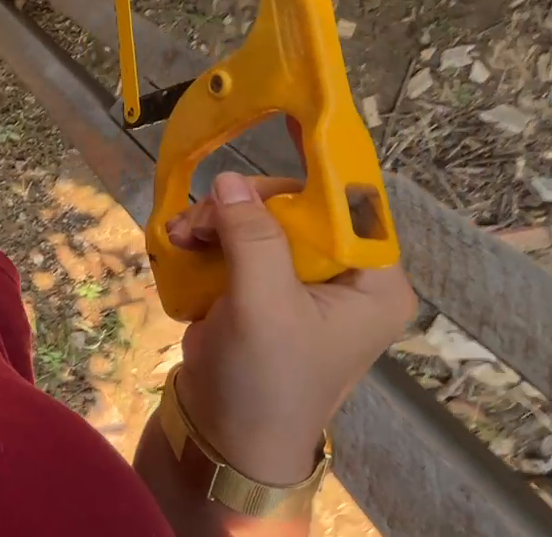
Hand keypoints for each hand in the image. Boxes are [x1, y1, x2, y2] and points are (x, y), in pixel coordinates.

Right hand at [165, 172, 415, 485]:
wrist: (227, 428)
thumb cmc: (265, 376)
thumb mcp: (264, 307)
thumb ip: (253, 239)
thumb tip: (229, 178)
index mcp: (370, 282)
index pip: (350, 206)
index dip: (313, 169)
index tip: (276, 123)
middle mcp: (341, 274)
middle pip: (292, 205)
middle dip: (240, 205)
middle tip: (199, 219)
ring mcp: (298, 278)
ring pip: (255, 216)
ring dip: (213, 219)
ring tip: (180, 236)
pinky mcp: (260, 283)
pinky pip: (234, 236)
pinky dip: (204, 234)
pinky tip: (180, 242)